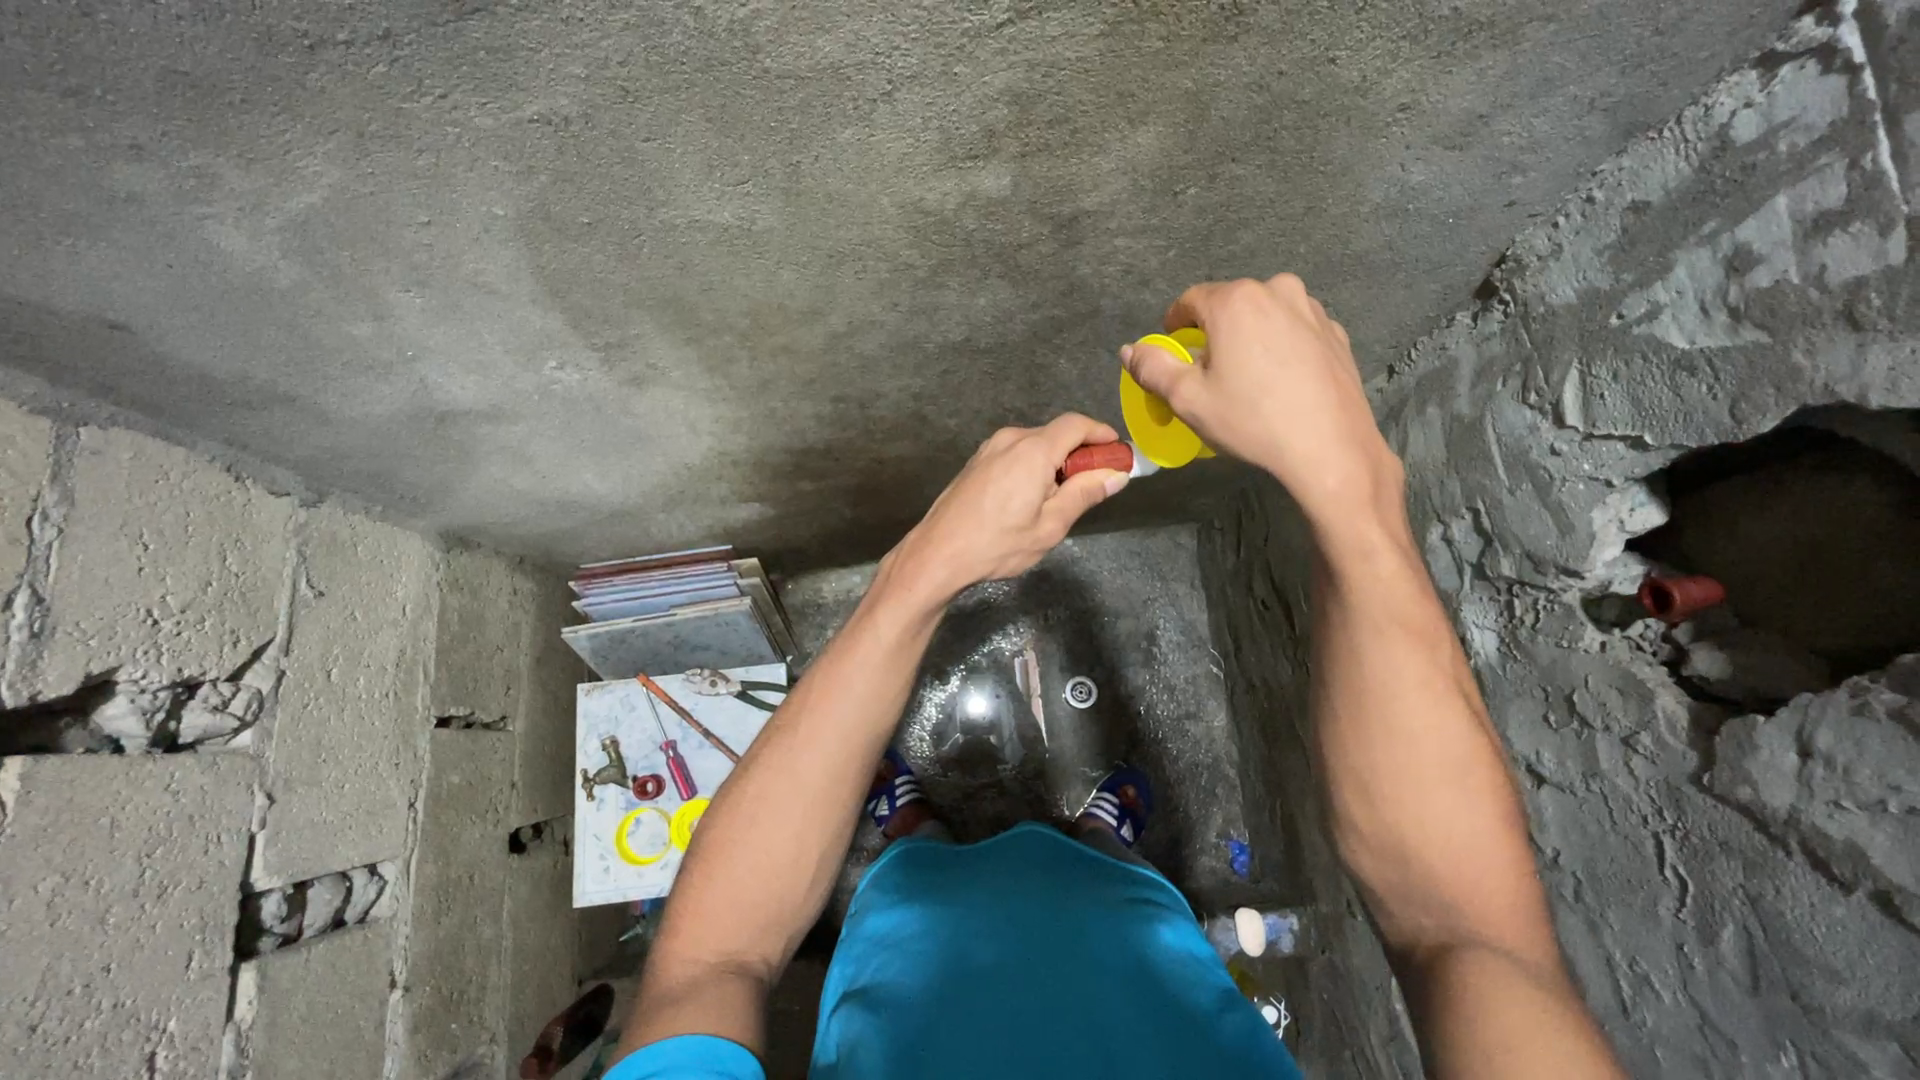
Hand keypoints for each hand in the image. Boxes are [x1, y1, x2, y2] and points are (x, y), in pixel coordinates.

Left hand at [885, 414, 1127, 601]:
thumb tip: (1116, 474)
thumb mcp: (1050, 526)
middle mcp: (1010, 439)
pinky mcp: (976, 463)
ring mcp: (989, 449)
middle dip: (1081, 454)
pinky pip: (1015, 455)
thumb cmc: (997, 544)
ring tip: (1060, 501)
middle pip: (1056, 434)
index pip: (1077, 424)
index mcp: (1032, 450)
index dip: (1102, 435)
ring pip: (1035, 446)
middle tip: (1095, 486)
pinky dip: (1033, 468)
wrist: (937, 554)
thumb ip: (1084, 494)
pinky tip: (1031, 501)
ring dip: (1055, 464)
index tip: (1118, 454)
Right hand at [1122, 274, 1402, 529]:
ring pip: (1266, 316)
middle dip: (1215, 333)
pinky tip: (1282, 385)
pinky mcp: (1336, 334)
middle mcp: (1277, 291)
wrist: (1330, 448)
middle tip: (1210, 374)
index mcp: (1235, 301)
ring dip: (1250, 338)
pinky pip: (1296, 333)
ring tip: (1249, 379)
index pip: (1189, 300)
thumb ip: (1153, 368)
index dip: (1174, 326)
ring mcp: (1313, 311)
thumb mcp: (1188, 399)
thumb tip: (1129, 350)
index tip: (1172, 352)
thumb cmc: (1251, 421)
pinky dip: (1282, 349)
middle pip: (1231, 306)